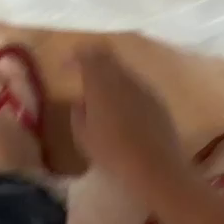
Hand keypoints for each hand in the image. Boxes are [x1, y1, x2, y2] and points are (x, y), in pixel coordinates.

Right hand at [74, 47, 190, 200]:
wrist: (156, 169)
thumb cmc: (113, 155)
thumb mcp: (83, 138)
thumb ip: (78, 114)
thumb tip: (80, 102)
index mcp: (101, 82)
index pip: (86, 54)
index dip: (74, 56)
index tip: (64, 68)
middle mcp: (123, 77)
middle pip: (107, 57)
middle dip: (93, 63)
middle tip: (82, 77)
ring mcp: (144, 87)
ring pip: (123, 72)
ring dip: (110, 78)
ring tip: (102, 98)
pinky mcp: (158, 100)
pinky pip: (136, 87)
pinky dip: (125, 91)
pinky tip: (123, 112)